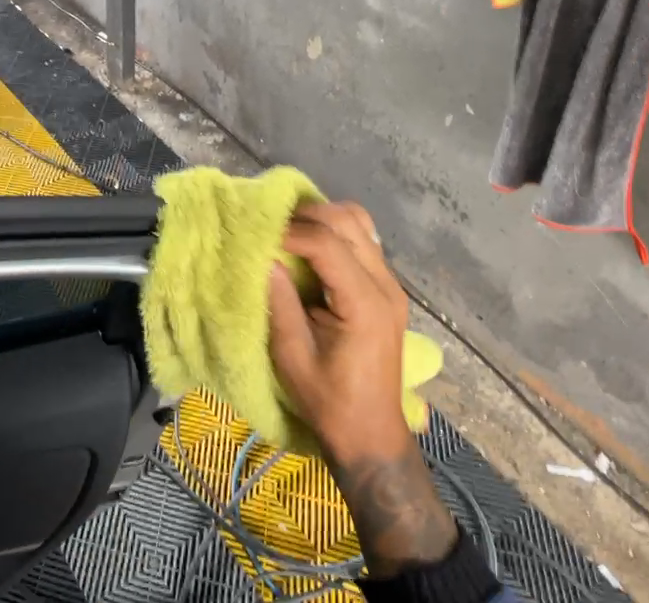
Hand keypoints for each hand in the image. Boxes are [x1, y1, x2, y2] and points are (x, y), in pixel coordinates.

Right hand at [267, 202, 457, 576]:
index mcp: (364, 304)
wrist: (370, 433)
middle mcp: (385, 286)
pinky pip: (362, 241)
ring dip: (321, 219)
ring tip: (288, 233)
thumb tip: (262, 257)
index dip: (289, 232)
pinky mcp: (386, 289)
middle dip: (305, 215)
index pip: (327, 244)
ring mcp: (391, 285)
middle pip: (348, 221)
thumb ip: (279, 302)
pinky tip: (308, 249)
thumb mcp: (291, 356)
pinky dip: (333, 232)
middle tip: (270, 228)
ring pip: (359, 224)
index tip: (257, 237)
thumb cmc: (328, 401)